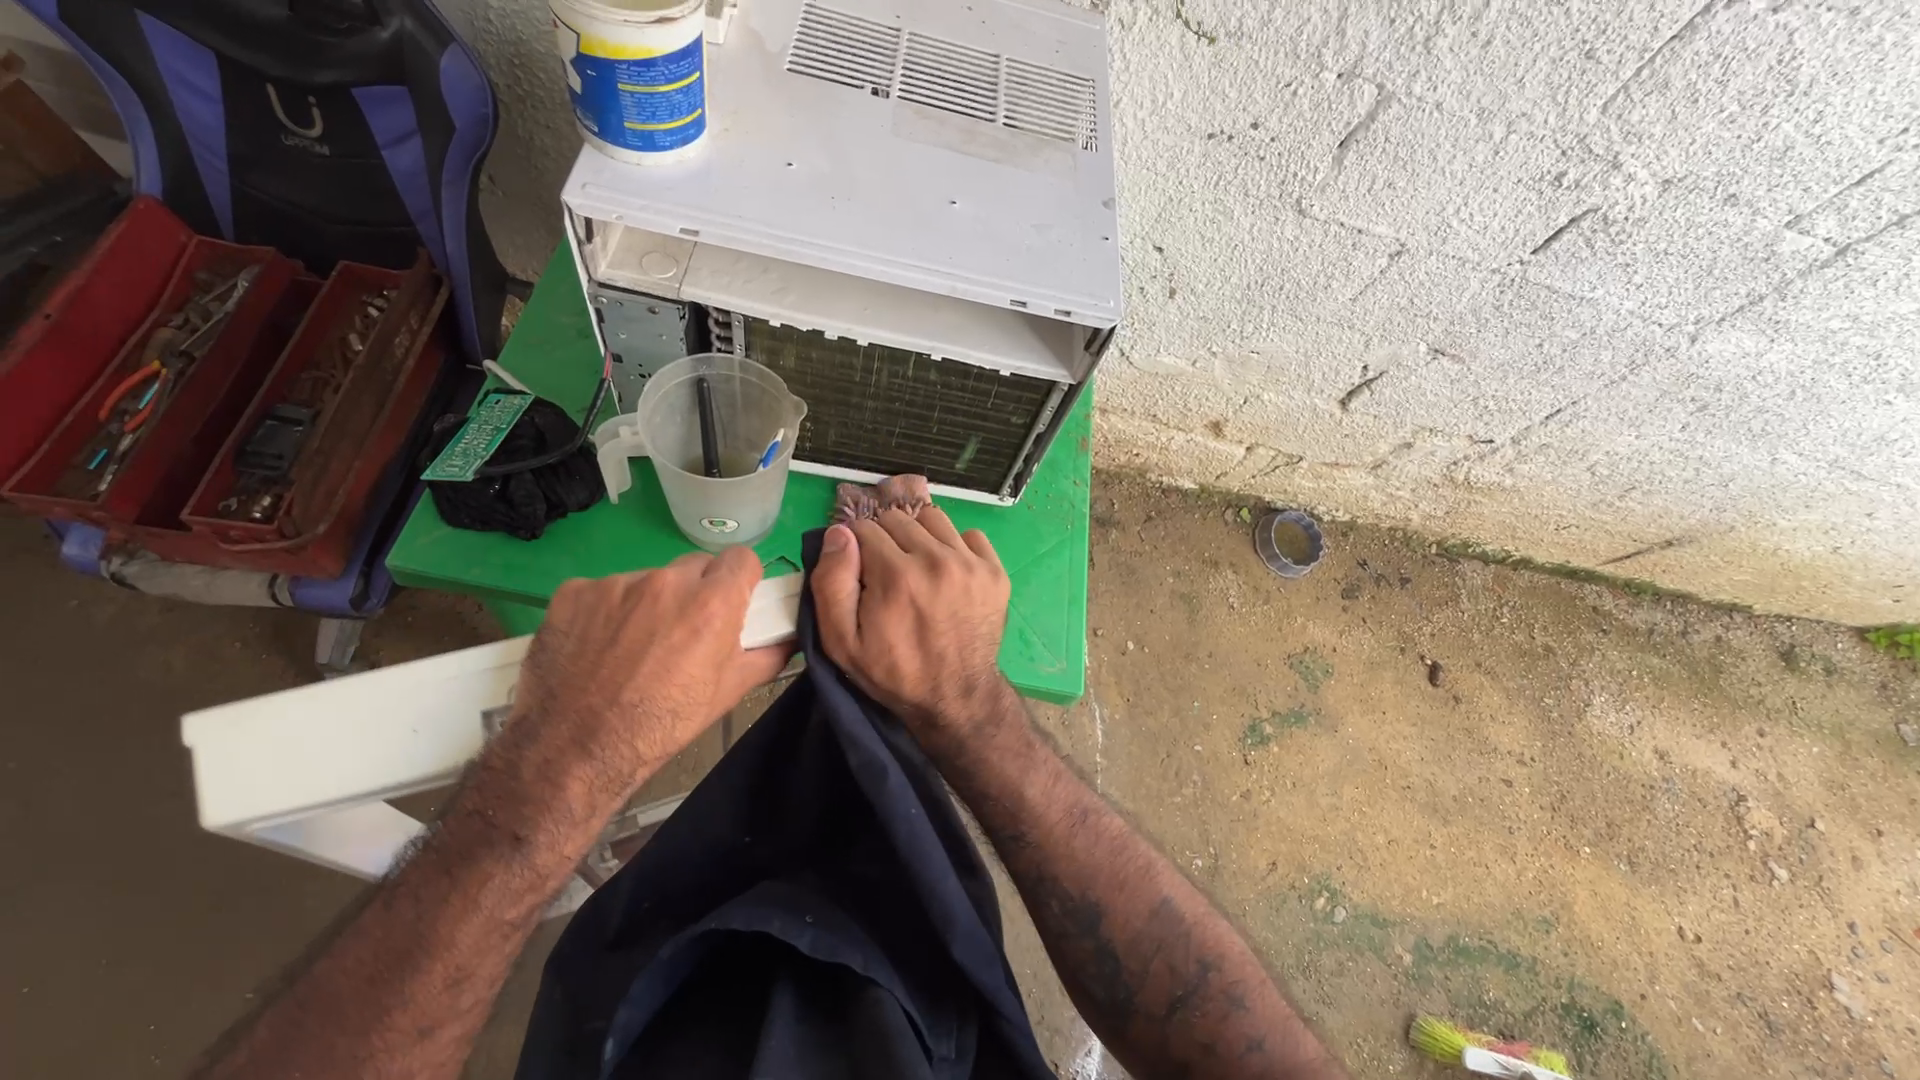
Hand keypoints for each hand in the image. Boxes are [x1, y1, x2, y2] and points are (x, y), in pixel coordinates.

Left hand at [511, 548, 794, 797]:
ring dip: (650, 603)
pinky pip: (603, 591)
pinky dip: (606, 612)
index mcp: (712, 603)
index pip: (741, 558)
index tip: (733, 600)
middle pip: (694, 566)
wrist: (576, 748)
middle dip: (696, 592)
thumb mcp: (730, 692)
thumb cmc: (664, 723)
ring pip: (648, 580)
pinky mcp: (574, 592)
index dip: (740, 579)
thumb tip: (790, 636)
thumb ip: (768, 654)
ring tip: (634, 647)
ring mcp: (616, 584)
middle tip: (684, 631)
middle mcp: (666, 582)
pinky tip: (599, 647)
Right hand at [811, 507, 1015, 743]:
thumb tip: (840, 534)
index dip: (855, 547)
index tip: (860, 571)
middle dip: (884, 539)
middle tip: (887, 573)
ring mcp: (971, 564)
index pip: (863, 527)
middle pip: (897, 518)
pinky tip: (947, 574)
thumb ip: (831, 582)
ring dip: (918, 536)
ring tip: (916, 568)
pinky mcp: (995, 571)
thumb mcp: (841, 642)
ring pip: (932, 518)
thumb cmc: (893, 672)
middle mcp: (936, 560)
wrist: (955, 697)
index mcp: (896, 575)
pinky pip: (969, 535)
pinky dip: (955, 547)